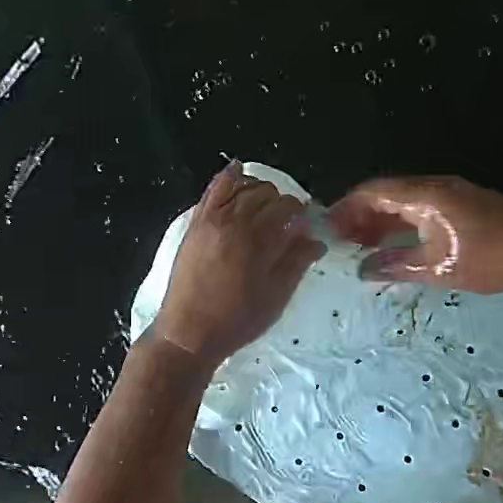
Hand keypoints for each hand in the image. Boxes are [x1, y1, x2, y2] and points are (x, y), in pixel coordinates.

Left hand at [150, 164, 325, 364]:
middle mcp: (235, 222)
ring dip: (258, 190)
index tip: (303, 225)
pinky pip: (212, 190)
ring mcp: (212, 221)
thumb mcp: (275, 296)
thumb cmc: (235, 320)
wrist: (188, 333)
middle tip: (286, 219)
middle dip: (281, 202)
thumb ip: (296, 262)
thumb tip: (315, 240)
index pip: (288, 209)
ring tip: (265, 205)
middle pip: (266, 194)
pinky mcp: (195, 225)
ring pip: (242, 187)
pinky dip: (227, 177)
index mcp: (259, 240)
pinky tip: (236, 170)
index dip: (300, 213)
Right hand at [327, 175, 502, 292]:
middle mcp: (434, 186)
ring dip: (380, 219)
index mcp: (424, 196)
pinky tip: (394, 243)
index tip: (328, 230)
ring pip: (402, 200)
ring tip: (360, 245)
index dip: (346, 209)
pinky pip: (420, 206)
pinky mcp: (463, 204)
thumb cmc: (493, 258)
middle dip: (359, 215)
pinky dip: (400, 222)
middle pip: (385, 193)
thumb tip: (362, 270)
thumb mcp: (438, 269)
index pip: (372, 192)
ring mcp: (451, 193)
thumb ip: (396, 267)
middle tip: (340, 241)